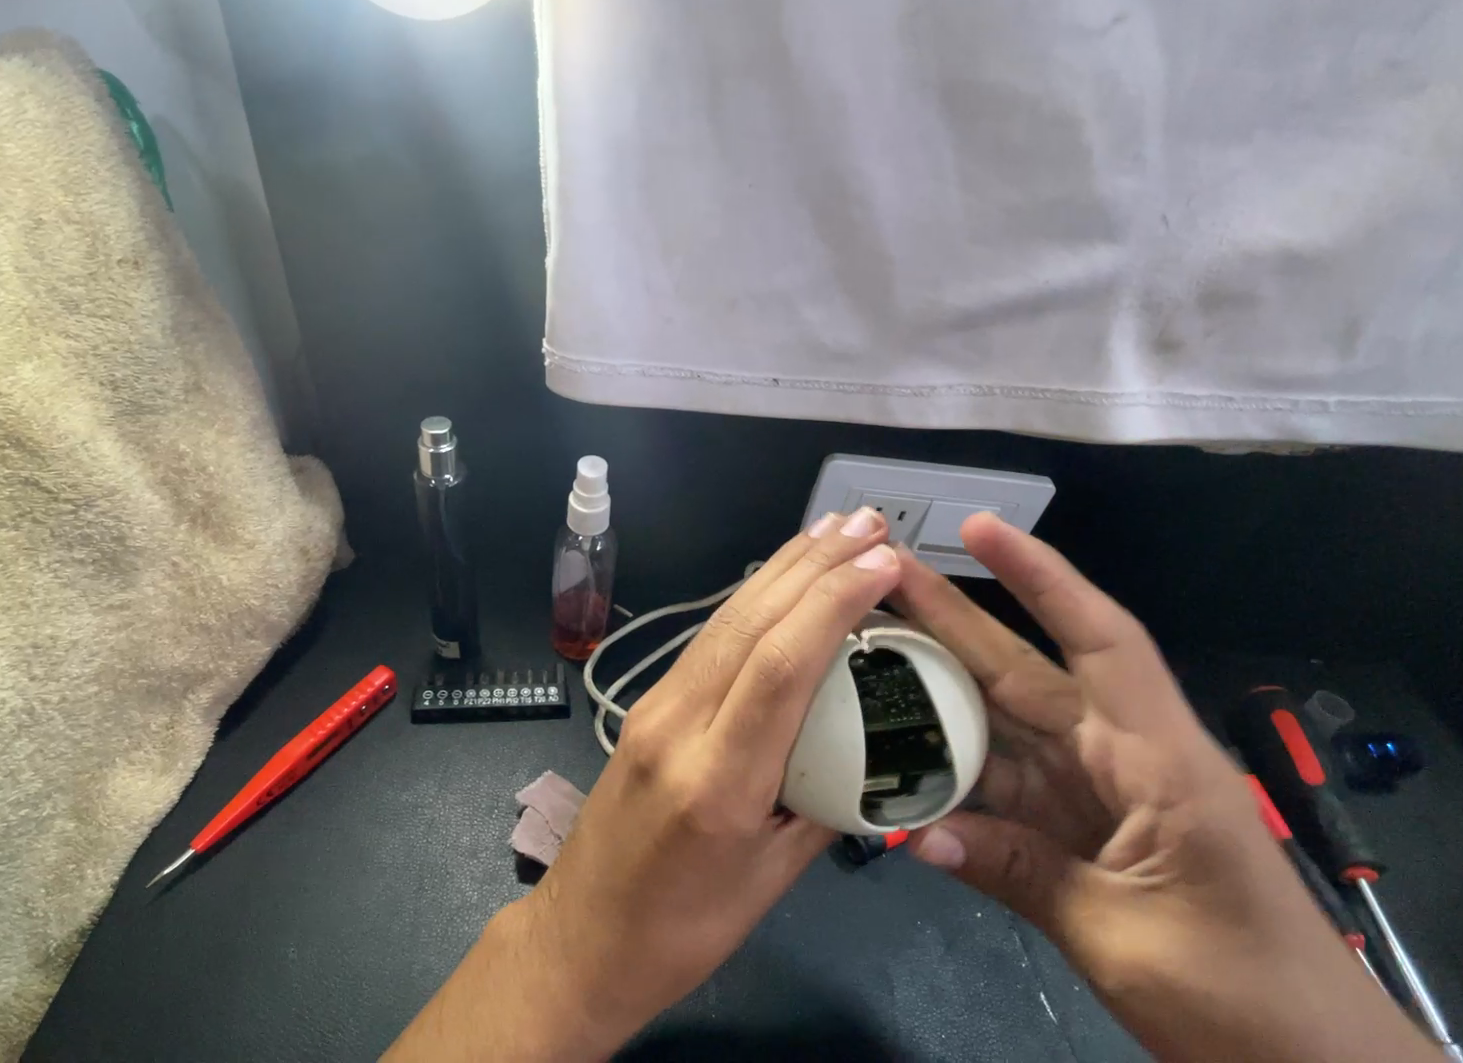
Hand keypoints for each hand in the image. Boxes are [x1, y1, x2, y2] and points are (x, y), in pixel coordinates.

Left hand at [387, 509, 902, 1061]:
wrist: (580, 940)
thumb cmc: (681, 931)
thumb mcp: (769, 883)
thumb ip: (821, 809)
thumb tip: (865, 753)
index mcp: (718, 781)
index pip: (781, 665)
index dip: (833, 602)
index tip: (882, 561)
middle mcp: (678, 726)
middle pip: (749, 624)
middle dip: (812, 565)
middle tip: (866, 523)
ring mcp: (653, 710)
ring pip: (724, 623)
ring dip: (780, 570)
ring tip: (829, 532)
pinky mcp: (644, 708)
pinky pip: (706, 643)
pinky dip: (750, 603)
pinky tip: (777, 584)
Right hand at [891, 514, 1442, 1062]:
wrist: (1308, 1061)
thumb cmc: (1243, 993)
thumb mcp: (1123, 937)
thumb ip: (1017, 873)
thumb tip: (915, 835)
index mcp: (1157, 762)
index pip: (1101, 641)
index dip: (1042, 578)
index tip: (982, 527)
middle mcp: (1120, 757)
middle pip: (1026, 670)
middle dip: (955, 618)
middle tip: (883, 573)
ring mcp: (1093, 791)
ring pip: (1003, 725)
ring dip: (940, 693)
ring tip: (869, 656)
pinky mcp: (1077, 827)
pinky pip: (1002, 786)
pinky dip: (951, 774)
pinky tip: (896, 760)